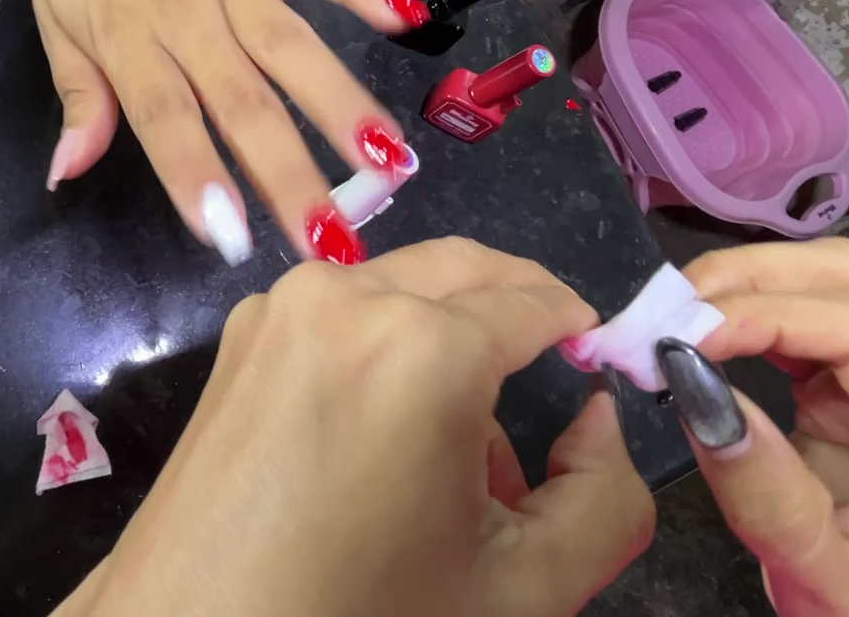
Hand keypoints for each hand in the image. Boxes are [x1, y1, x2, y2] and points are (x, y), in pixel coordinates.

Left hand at [31, 0, 430, 263]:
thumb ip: (78, 94)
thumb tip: (68, 171)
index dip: (196, 177)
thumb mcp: (55, 16)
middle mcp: (186, 11)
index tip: (233, 242)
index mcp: (127, 36)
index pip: (164, 117)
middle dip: (288, 172)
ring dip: (341, 102)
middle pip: (242, 98)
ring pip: (290, 44)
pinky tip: (405, 19)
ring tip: (391, 163)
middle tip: (336, 239)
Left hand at [53, 238, 654, 616]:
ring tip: (462, 419)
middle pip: (462, 266)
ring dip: (447, 320)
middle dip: (515, 297)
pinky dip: (381, 334)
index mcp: (420, 346)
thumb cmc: (365, 613)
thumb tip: (598, 412)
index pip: (529, 300)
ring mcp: (284, 301)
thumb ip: (603, 494)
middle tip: (548, 351)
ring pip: (399, 281)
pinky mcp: (245, 324)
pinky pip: (340, 306)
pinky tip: (381, 415)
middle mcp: (346, 295)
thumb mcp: (523, 585)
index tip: (594, 346)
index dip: (573, 320)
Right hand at [679, 239, 848, 615]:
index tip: (678, 335)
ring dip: (751, 283)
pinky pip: (818, 322)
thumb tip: (691, 381)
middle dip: (754, 277)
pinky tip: (710, 333)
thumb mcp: (835, 594)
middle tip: (670, 309)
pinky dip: (754, 312)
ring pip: (842, 283)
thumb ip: (770, 496)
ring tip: (680, 313)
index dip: (766, 314)